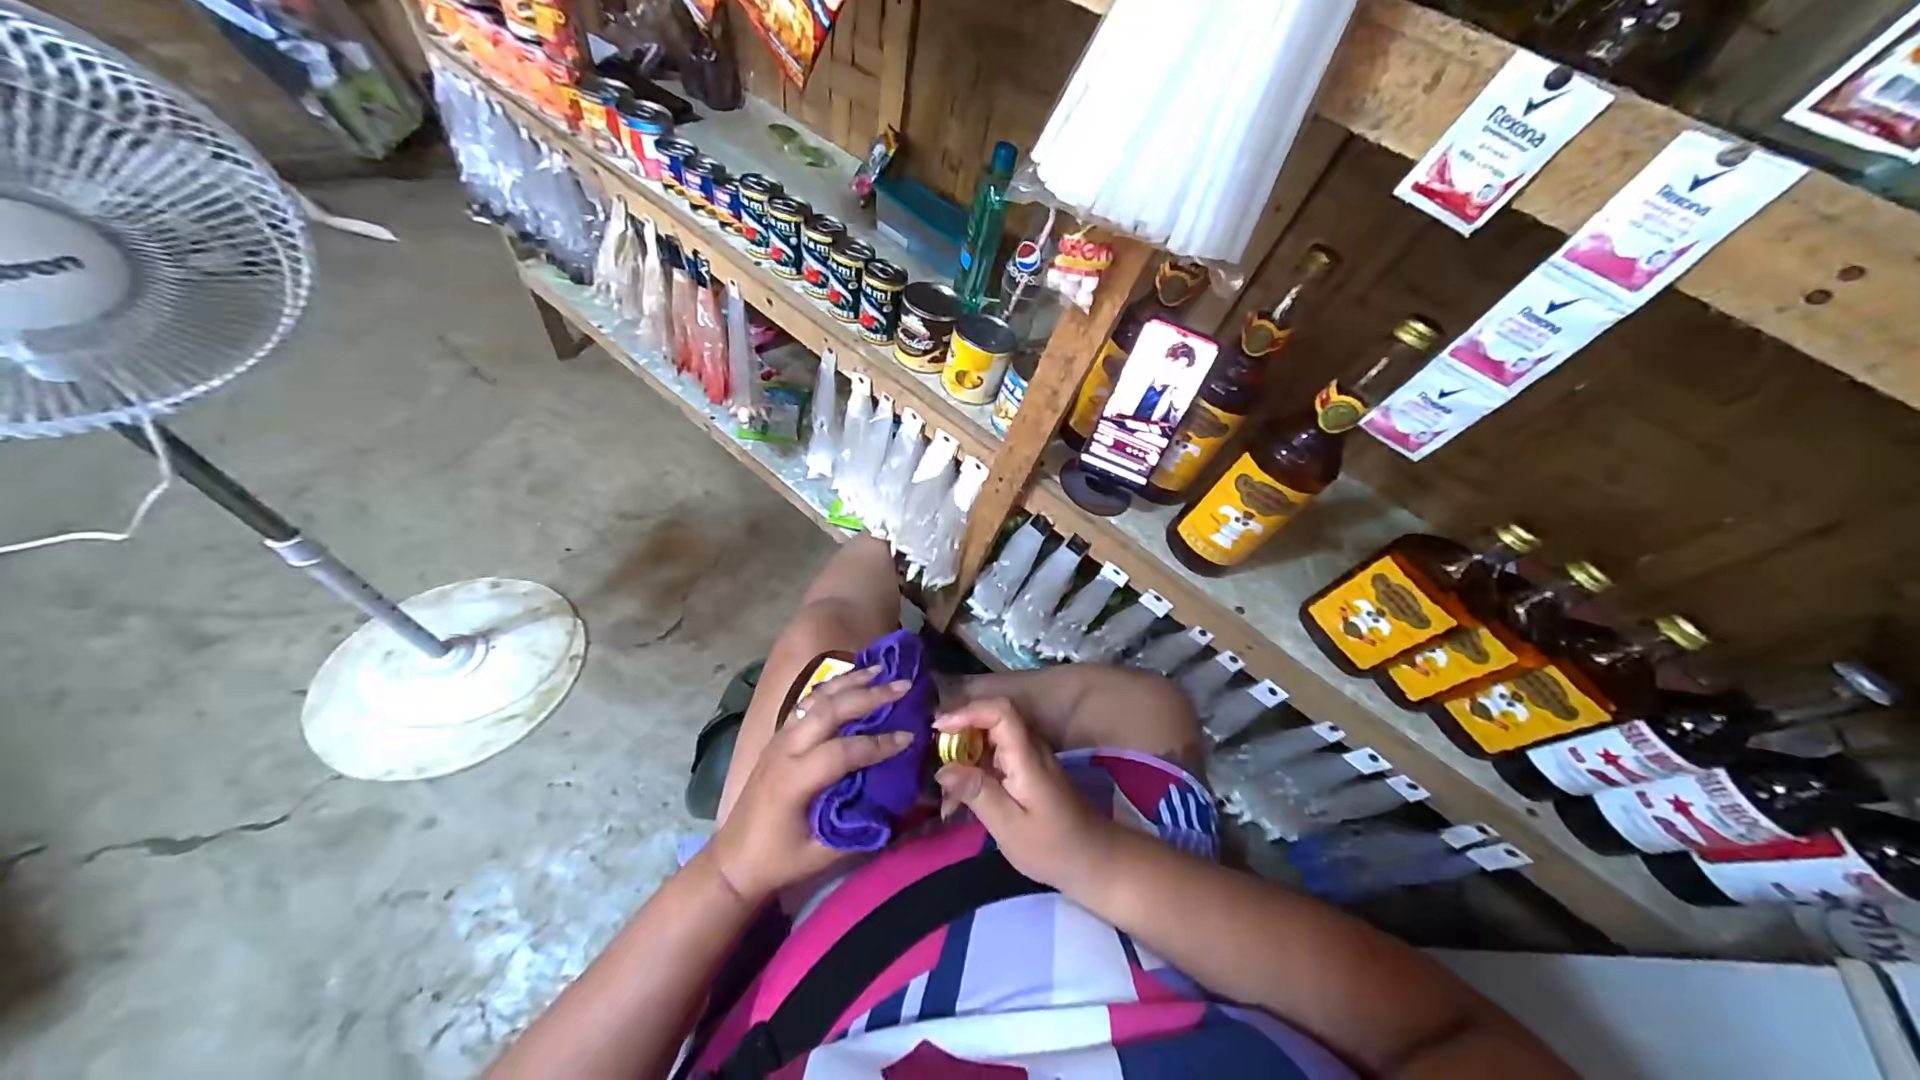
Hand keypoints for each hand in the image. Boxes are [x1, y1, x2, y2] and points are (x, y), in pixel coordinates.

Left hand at [709, 665, 916, 903]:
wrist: (731, 860)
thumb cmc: (777, 860)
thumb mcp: (821, 854)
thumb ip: (859, 825)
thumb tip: (898, 800)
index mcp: (793, 780)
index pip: (842, 751)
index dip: (878, 744)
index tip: (909, 737)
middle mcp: (785, 750)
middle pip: (830, 710)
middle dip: (870, 696)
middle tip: (903, 686)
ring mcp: (780, 738)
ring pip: (818, 699)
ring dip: (851, 682)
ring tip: (882, 669)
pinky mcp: (779, 735)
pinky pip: (809, 702)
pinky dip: (834, 687)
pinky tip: (854, 679)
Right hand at [932, 698, 1114, 893]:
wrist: (1095, 859)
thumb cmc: (1053, 847)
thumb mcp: (1009, 827)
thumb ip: (977, 793)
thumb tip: (942, 768)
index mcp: (1027, 756)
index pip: (999, 711)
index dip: (967, 712)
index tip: (938, 729)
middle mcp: (1029, 747)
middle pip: (991, 718)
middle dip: (957, 730)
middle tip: (930, 755)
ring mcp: (1029, 756)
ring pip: (990, 736)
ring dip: (963, 749)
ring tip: (940, 778)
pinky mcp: (1026, 769)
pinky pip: (995, 754)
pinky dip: (973, 765)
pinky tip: (959, 792)